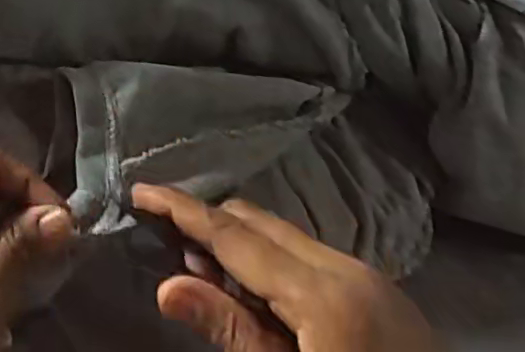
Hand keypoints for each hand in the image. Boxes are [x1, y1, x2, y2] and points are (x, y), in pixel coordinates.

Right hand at [133, 184, 440, 351]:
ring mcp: (372, 280)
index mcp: (324, 292)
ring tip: (207, 276)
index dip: (182, 210)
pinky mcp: (384, 298)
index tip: (140, 191)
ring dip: (240, 244)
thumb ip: (232, 333)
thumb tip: (166, 285)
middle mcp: (347, 268)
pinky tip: (258, 296)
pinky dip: (273, 263)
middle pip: (259, 222)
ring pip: (284, 236)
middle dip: (209, 224)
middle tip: (167, 243)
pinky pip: (310, 258)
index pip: (234, 233)